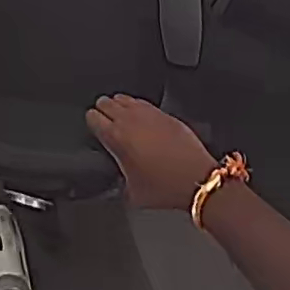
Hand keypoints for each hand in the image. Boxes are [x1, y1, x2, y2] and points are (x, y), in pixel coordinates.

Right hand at [86, 95, 216, 209]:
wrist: (197, 180)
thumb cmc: (167, 187)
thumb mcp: (133, 192)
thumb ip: (118, 179)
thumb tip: (116, 179)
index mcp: (116, 137)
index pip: (92, 116)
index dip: (92, 123)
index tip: (96, 130)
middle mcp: (128, 120)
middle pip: (104, 101)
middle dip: (103, 112)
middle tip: (108, 124)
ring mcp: (146, 113)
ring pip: (121, 97)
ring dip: (119, 107)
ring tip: (124, 120)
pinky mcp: (162, 112)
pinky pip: (141, 102)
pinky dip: (137, 108)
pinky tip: (142, 121)